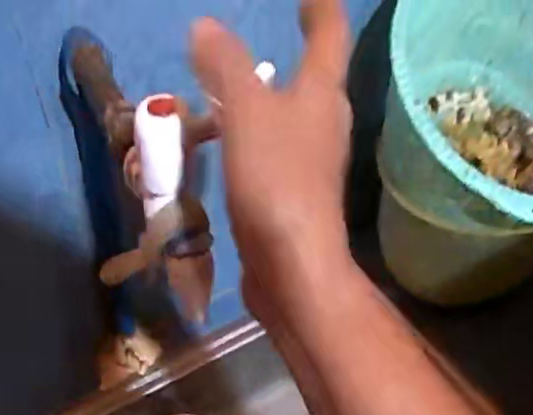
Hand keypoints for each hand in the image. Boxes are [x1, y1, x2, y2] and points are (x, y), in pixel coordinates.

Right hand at [191, 0, 353, 312]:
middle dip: (292, 64)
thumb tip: (203, 28)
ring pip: (291, 129)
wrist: (291, 270)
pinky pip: (273, 166)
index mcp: (322, 96)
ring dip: (267, 113)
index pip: (329, 34)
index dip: (319, 8)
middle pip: (314, 84)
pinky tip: (231, 162)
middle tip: (259, 54)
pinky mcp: (292, 208)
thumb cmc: (276, 184)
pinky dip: (254, 153)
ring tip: (231, 108)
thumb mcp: (246, 114)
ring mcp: (311, 173)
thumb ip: (226, 68)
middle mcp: (325, 130)